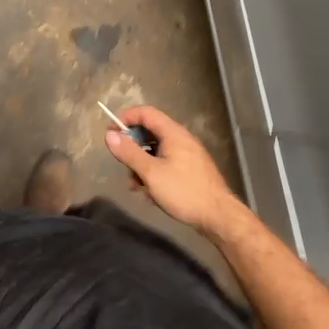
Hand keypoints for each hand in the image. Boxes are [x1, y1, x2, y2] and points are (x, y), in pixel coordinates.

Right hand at [104, 105, 244, 234]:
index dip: (125, 118)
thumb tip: (109, 134)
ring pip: (156, 150)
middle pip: (150, 132)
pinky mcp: (190, 168)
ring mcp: (187, 153)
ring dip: (142, 164)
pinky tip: (151, 192)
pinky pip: (166, 162)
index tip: (110, 133)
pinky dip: (154, 172)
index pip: (145, 113)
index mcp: (173, 133)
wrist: (218, 215)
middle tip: (124, 166)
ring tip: (137, 186)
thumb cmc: (183, 191)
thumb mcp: (151, 173)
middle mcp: (181, 138)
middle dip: (133, 148)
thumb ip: (129, 153)